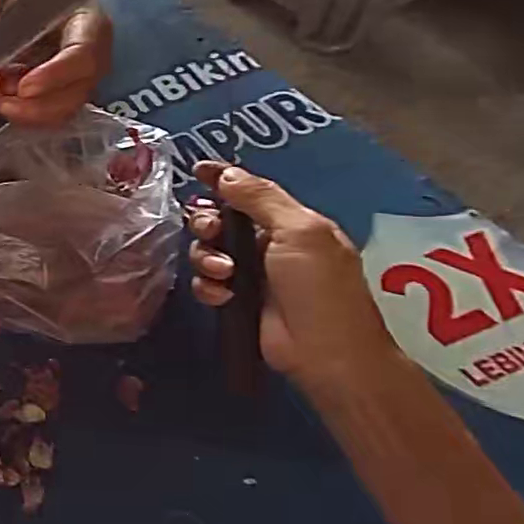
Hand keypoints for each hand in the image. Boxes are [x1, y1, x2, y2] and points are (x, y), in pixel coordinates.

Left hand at [0, 7, 110, 125]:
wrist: (42, 2)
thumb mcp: (28, 3)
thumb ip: (18, 28)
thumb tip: (0, 63)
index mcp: (92, 29)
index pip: (83, 59)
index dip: (54, 77)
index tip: (23, 87)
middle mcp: (95, 61)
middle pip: (76, 96)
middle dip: (35, 106)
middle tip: (0, 100)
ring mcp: (83, 83)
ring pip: (62, 112)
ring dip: (27, 114)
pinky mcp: (65, 97)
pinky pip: (49, 116)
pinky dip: (23, 116)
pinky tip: (1, 106)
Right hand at [185, 161, 397, 390]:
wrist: (326, 354)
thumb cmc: (320, 288)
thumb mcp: (300, 232)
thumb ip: (260, 199)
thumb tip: (226, 172)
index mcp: (288, 222)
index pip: (247, 190)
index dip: (221, 178)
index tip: (196, 169)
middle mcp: (265, 243)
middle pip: (217, 219)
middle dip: (206, 223)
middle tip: (211, 232)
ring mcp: (248, 273)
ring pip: (205, 250)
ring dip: (208, 258)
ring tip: (226, 275)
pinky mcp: (234, 299)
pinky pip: (205, 282)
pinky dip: (209, 287)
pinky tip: (224, 297)